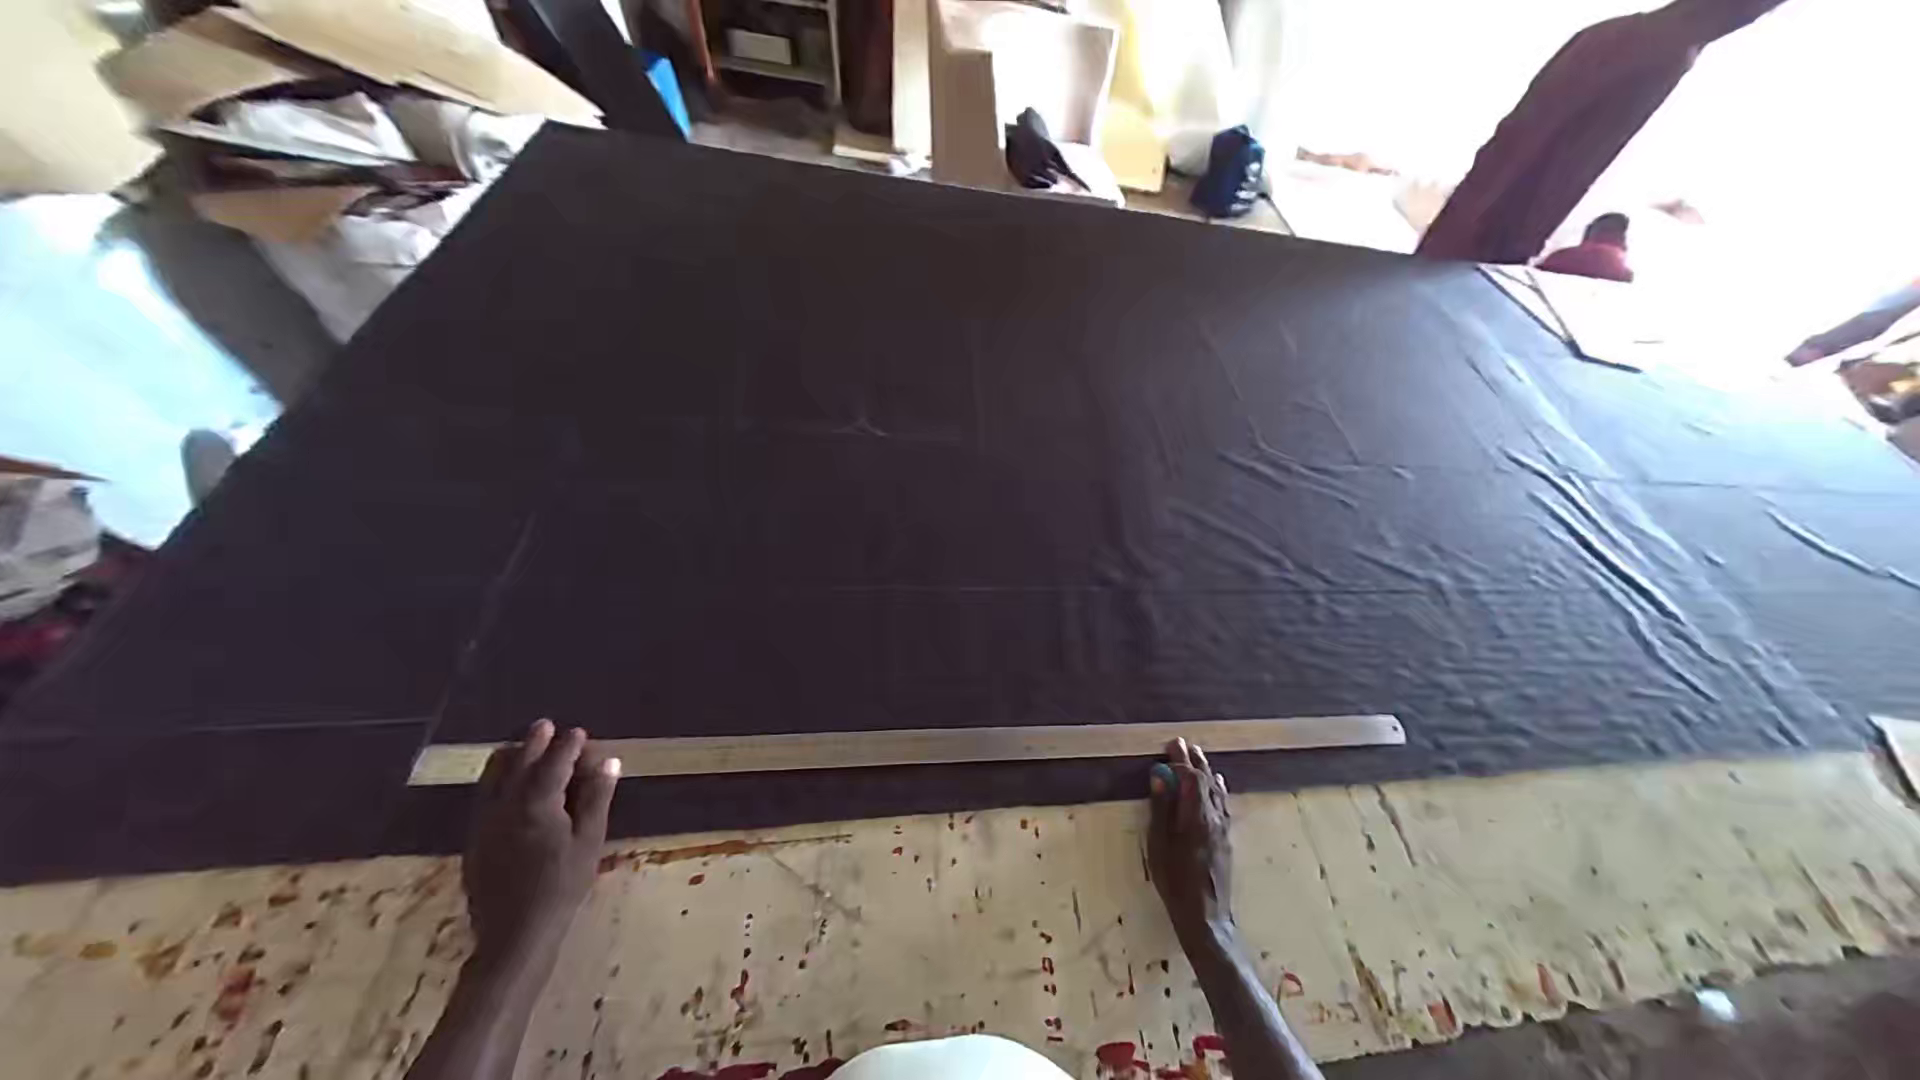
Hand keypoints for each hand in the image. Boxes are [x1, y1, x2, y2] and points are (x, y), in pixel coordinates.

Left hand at [462, 720, 619, 971]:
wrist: (514, 934)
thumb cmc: (562, 885)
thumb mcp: (589, 841)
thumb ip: (597, 798)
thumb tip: (608, 762)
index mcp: (537, 804)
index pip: (554, 764)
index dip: (568, 745)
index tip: (579, 732)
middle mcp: (506, 807)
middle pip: (518, 765)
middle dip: (534, 743)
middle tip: (545, 725)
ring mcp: (484, 824)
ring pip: (492, 779)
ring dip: (509, 759)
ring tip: (519, 746)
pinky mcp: (474, 841)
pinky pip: (482, 798)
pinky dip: (495, 781)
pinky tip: (502, 784)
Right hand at [1148, 737, 1234, 944]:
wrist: (1206, 917)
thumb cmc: (1175, 880)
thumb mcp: (1159, 843)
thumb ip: (1161, 808)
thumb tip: (1160, 775)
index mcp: (1196, 816)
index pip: (1191, 778)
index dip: (1181, 760)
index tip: (1171, 744)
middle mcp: (1214, 818)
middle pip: (1206, 781)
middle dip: (1194, 761)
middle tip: (1183, 744)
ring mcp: (1223, 829)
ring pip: (1217, 792)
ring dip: (1206, 772)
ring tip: (1198, 757)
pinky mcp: (1226, 840)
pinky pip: (1223, 805)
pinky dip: (1217, 789)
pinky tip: (1217, 785)